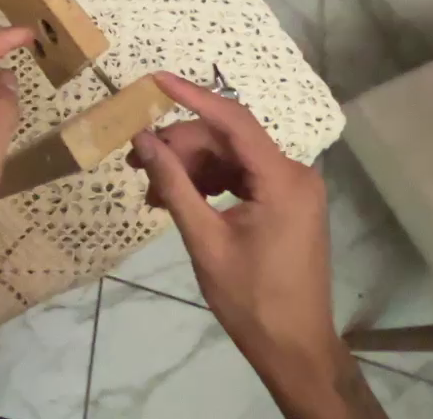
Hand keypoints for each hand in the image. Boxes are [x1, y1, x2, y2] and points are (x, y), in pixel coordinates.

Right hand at [127, 73, 345, 394]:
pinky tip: (175, 198)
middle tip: (137, 163)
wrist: (296, 351)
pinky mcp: (283, 200)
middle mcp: (293, 174)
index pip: (232, 120)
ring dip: (188, 166)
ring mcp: (291, 187)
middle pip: (224, 139)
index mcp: (282, 180)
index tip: (155, 80)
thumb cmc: (252, 299)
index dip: (191, 95)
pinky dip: (205, 181)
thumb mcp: (204, 239)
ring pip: (227, 155)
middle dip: (179, 146)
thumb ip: (173, 183)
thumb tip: (141, 138)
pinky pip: (237, 174)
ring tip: (152, 190)